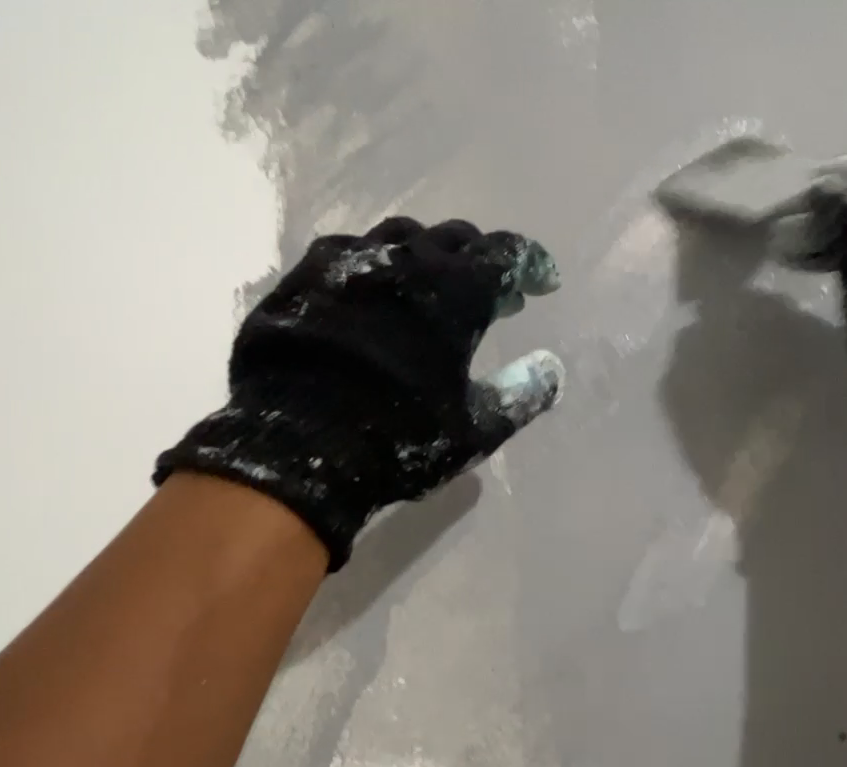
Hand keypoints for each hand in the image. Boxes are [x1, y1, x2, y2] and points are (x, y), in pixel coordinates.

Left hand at [155, 217, 562, 569]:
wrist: (295, 448)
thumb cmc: (398, 439)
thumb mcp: (475, 431)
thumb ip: (521, 395)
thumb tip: (551, 368)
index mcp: (454, 292)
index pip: (506, 254)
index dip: (530, 265)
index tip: (541, 284)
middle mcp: (404, 261)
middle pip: (453, 238)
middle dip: (479, 260)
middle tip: (489, 294)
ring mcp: (347, 261)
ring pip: (399, 238)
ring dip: (425, 258)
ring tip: (428, 291)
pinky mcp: (302, 276)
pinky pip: (348, 254)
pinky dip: (374, 268)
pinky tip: (370, 298)